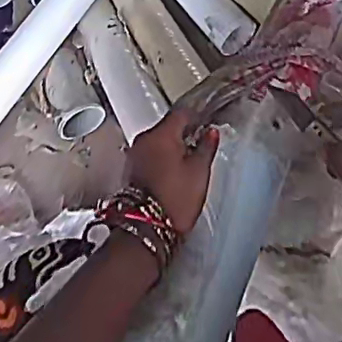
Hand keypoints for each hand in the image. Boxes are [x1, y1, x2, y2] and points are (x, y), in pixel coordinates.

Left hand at [124, 109, 217, 235]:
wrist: (146, 228)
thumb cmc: (174, 201)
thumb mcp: (199, 172)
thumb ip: (206, 147)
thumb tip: (211, 132)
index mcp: (162, 134)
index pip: (181, 113)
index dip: (196, 117)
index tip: (205, 123)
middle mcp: (144, 139)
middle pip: (167, 126)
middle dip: (183, 133)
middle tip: (200, 145)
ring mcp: (135, 154)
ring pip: (157, 141)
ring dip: (171, 147)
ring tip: (187, 163)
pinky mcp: (131, 169)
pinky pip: (149, 155)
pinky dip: (160, 159)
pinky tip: (171, 173)